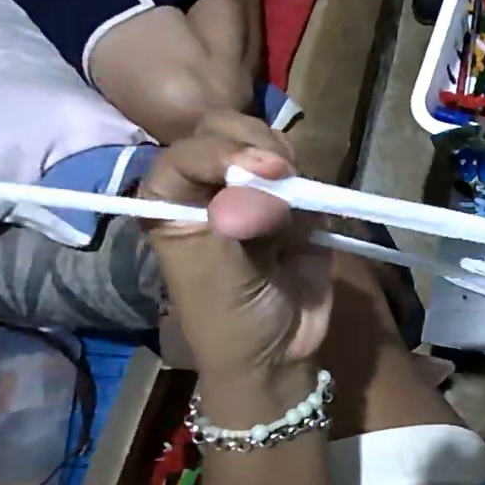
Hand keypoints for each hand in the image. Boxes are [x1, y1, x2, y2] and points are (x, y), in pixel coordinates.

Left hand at [140, 112, 333, 377]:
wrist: (279, 352)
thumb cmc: (229, 318)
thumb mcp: (216, 272)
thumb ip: (235, 222)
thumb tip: (264, 181)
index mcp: (172, 201)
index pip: (189, 153)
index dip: (224, 151)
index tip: (267, 169)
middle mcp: (209, 190)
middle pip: (225, 132)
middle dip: (255, 143)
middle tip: (283, 170)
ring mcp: (254, 195)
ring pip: (266, 145)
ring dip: (285, 158)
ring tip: (296, 190)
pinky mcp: (294, 208)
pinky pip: (303, 175)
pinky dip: (311, 181)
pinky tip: (312, 204)